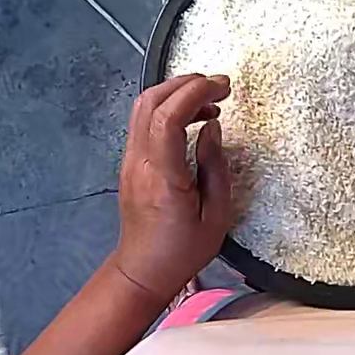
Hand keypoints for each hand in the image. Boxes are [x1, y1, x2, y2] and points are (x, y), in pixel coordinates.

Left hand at [110, 74, 233, 300]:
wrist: (143, 271)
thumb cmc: (183, 249)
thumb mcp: (216, 214)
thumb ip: (215, 166)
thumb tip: (212, 127)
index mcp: (162, 177)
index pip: (167, 119)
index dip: (194, 93)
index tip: (223, 87)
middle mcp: (139, 162)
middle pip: (150, 102)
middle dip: (186, 83)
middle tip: (221, 85)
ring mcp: (130, 160)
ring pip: (144, 107)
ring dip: (177, 92)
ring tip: (212, 99)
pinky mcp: (132, 161)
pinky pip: (145, 121)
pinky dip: (170, 107)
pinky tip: (195, 118)